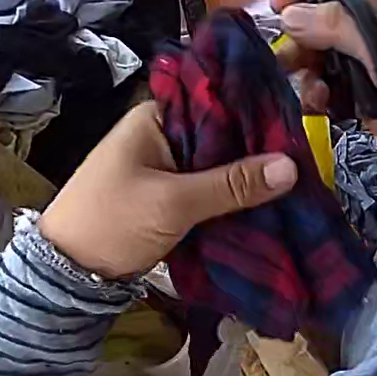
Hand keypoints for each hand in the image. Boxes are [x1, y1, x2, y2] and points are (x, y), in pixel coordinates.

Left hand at [38, 101, 297, 278]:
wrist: (70, 273)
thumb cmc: (112, 223)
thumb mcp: (173, 202)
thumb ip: (231, 184)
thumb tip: (291, 167)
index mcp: (157, 119)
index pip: (216, 102)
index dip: (256, 113)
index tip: (297, 125)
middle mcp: (166, 136)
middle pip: (223, 135)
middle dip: (259, 148)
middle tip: (306, 157)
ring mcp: (170, 168)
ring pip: (220, 164)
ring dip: (250, 175)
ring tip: (298, 178)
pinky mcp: (174, 197)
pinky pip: (213, 189)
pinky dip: (235, 196)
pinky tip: (269, 200)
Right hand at [273, 0, 376, 159]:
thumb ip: (336, 24)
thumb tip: (289, 14)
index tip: (276, 4)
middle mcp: (376, 29)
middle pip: (322, 25)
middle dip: (301, 41)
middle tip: (287, 59)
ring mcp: (368, 65)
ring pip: (322, 61)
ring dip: (308, 73)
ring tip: (311, 90)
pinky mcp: (363, 97)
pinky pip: (330, 90)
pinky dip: (319, 97)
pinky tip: (318, 103)